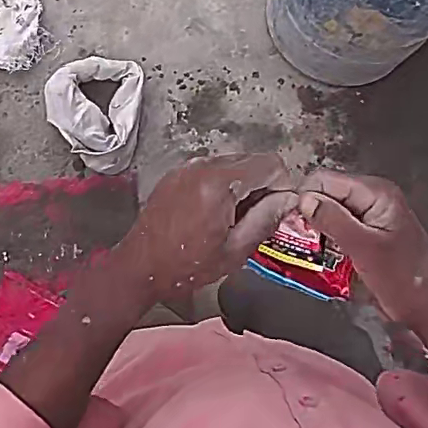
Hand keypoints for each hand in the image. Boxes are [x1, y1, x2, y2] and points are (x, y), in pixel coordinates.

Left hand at [111, 153, 300, 308]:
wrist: (140, 267)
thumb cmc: (182, 265)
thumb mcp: (235, 250)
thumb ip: (266, 219)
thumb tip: (288, 200)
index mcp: (218, 183)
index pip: (270, 164)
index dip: (283, 186)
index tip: (280, 208)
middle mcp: (202, 166)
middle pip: (253, 161)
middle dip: (263, 187)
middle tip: (257, 218)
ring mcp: (188, 167)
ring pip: (234, 164)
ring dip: (243, 187)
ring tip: (233, 220)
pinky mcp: (178, 173)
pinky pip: (213, 170)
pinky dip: (223, 186)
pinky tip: (215, 214)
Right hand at [297, 170, 427, 348]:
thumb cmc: (404, 280)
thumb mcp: (365, 248)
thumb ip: (333, 220)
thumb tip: (303, 199)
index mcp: (375, 191)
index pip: (325, 179)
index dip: (307, 199)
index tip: (296, 224)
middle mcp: (372, 196)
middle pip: (326, 193)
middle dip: (311, 214)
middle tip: (303, 241)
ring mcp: (370, 214)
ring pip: (329, 211)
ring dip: (317, 228)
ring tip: (313, 250)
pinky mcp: (367, 232)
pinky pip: (338, 226)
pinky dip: (327, 238)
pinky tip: (325, 255)